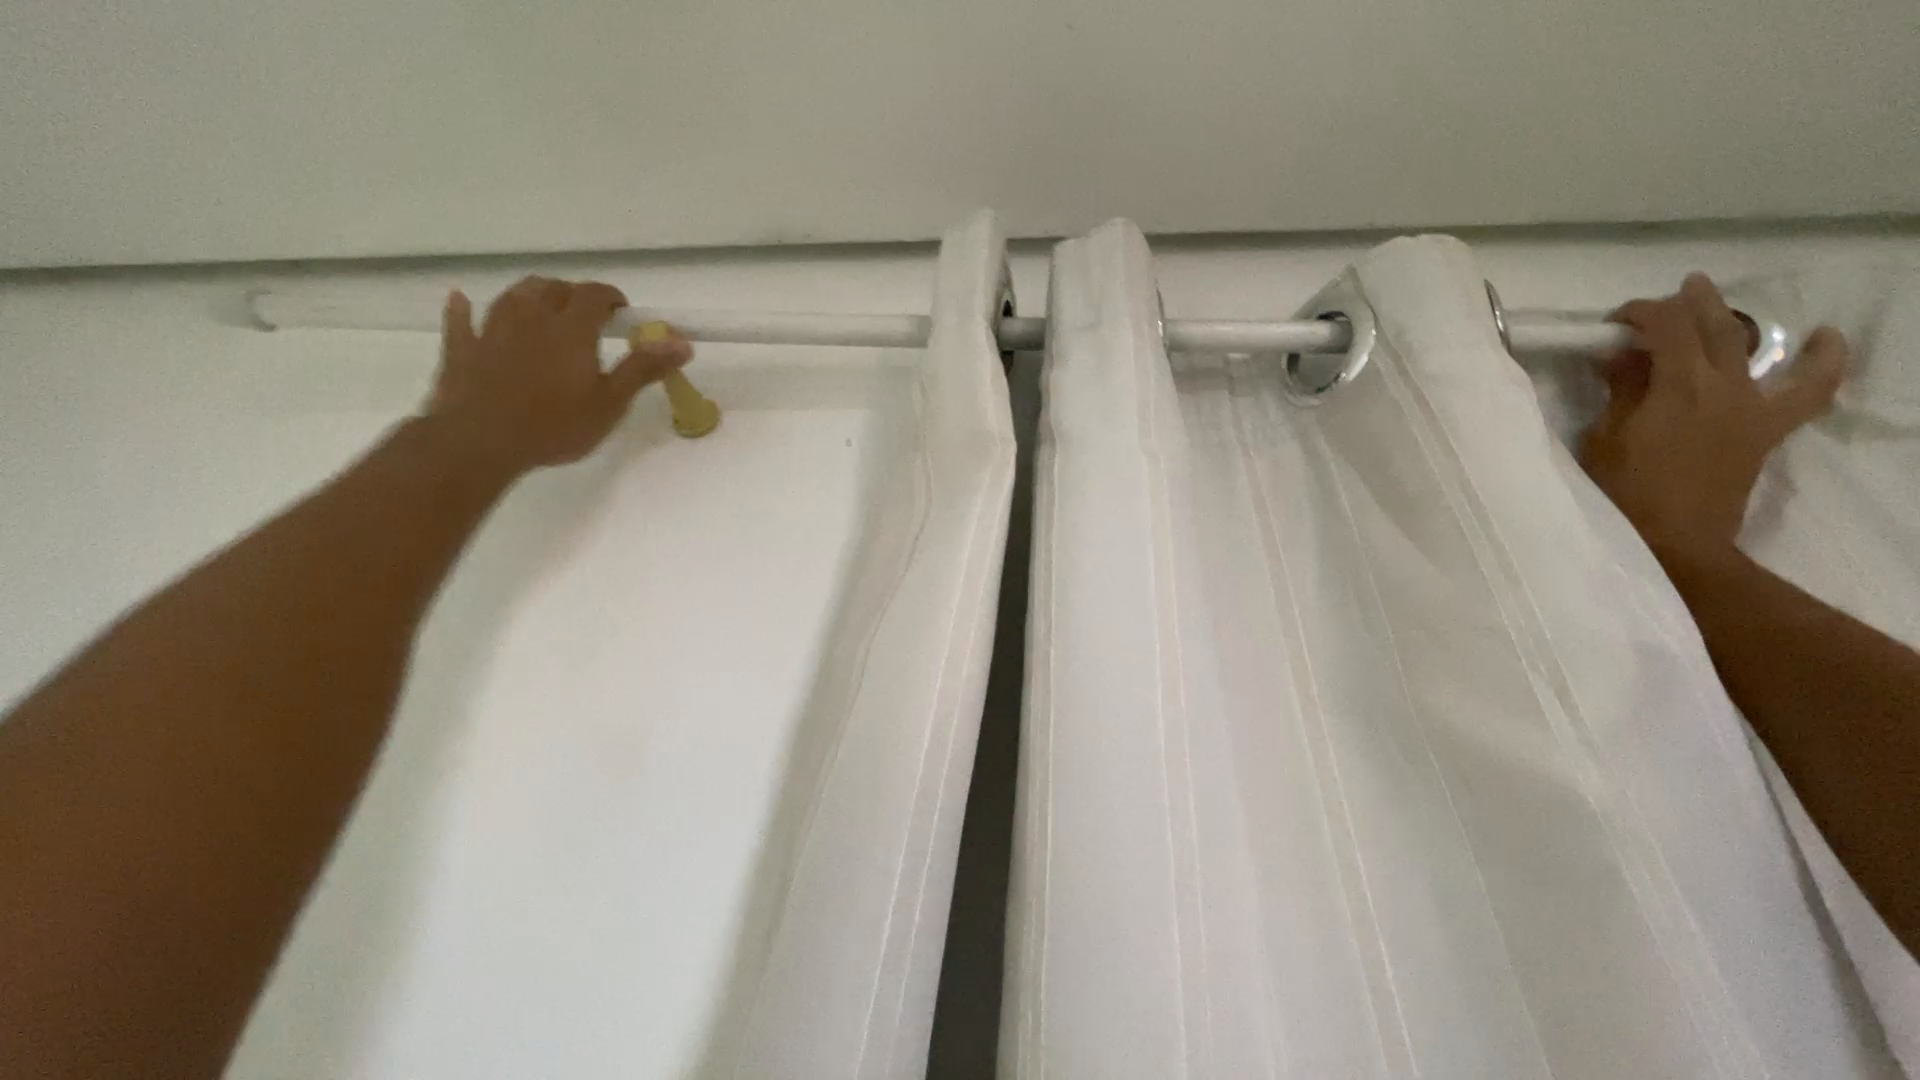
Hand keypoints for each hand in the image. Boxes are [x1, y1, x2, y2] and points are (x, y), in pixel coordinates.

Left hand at [424, 276, 691, 476]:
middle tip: (586, 315)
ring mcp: (491, 330)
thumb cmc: (553, 426)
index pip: (594, 295)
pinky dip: (464, 309)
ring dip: (531, 294)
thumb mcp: (610, 403)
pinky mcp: (461, 349)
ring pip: (512, 296)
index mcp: (571, 330)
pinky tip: (462, 301)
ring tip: (542, 306)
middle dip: (573, 295)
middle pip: (553, 288)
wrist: (479, 442)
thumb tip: (682, 342)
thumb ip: (643, 368)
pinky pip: (461, 319)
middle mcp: (531, 318)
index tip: (622, 311)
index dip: (610, 297)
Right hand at [1579, 273, 1847, 566]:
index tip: (1614, 322)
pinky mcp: (1765, 428)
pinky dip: (1821, 361)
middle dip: (1685, 304)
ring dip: (1730, 319)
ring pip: (1748, 345)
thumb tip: (1621, 356)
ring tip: (1716, 304)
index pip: (1663, 326)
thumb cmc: (1623, 492)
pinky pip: (1807, 389)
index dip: (1639, 313)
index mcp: (1676, 386)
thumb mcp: (1604, 438)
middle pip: (1709, 327)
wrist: (1675, 542)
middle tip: (1666, 296)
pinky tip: (1823, 339)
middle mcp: (1721, 385)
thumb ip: (1619, 391)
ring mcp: (1750, 405)